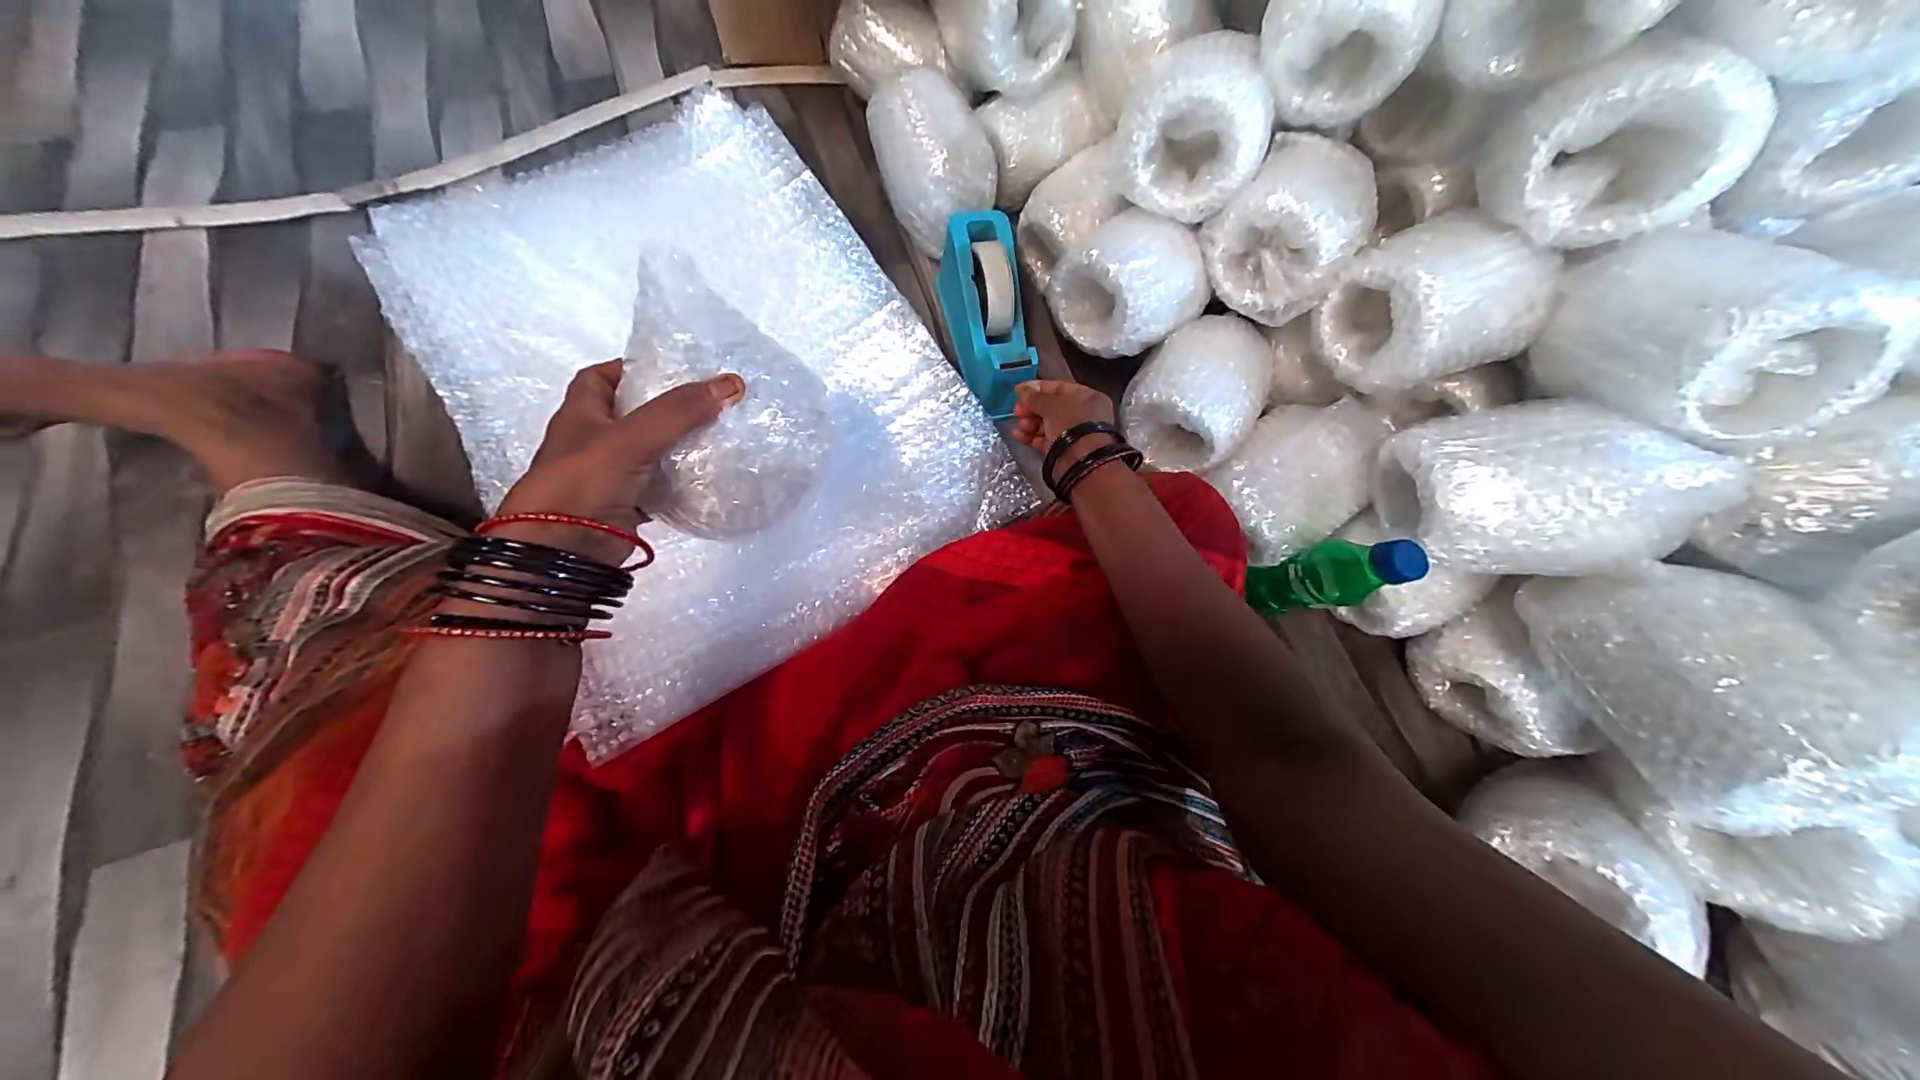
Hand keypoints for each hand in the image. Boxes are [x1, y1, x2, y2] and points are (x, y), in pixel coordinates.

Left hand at [492, 360, 743, 562]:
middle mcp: (593, 441)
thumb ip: (679, 411)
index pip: (600, 377)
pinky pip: (659, 487)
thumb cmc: (584, 482)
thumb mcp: (631, 437)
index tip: (670, 370)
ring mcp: (610, 475)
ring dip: (678, 445)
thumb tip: (732, 383)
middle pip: (632, 414)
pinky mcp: (626, 505)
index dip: (631, 369)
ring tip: (717, 434)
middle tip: (707, 402)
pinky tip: (708, 476)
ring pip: (649, 451)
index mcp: (580, 414)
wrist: (563, 551)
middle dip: (666, 408)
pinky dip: (680, 482)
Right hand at [1010, 380, 1117, 479]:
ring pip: (1046, 424)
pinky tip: (1018, 435)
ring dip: (1029, 423)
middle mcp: (1082, 415)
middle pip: (1050, 407)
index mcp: (1087, 398)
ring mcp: (1072, 434)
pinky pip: (1044, 440)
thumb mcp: (1051, 405)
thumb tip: (1021, 389)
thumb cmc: (1070, 423)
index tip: (1018, 391)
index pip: (1058, 388)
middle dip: (1031, 408)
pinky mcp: (1062, 451)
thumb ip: (1035, 397)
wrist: (1080, 459)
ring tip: (1020, 425)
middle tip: (1017, 411)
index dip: (1037, 388)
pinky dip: (1031, 437)